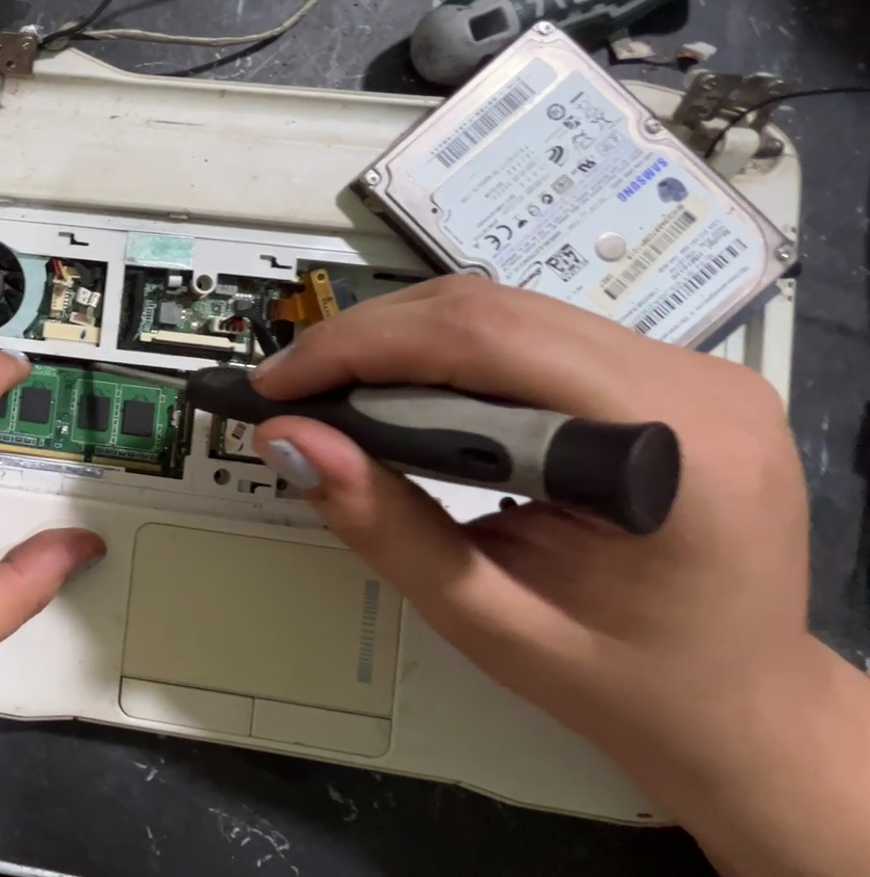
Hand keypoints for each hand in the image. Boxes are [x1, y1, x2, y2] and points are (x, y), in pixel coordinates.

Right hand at [250, 275, 869, 873]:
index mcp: (673, 448)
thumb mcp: (481, 617)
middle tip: (285, 389)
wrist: (737, 703)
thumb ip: (382, 525)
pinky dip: (433, 351)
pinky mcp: (658, 373)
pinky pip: (519, 332)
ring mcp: (684, 369)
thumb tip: (285, 437)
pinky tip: (392, 392)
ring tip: (324, 390)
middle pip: (488, 311)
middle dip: (363, 339)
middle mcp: (691, 384)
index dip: (364, 346)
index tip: (274, 386)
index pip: (487, 341)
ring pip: (498, 309)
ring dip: (392, 340)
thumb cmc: (616, 679)